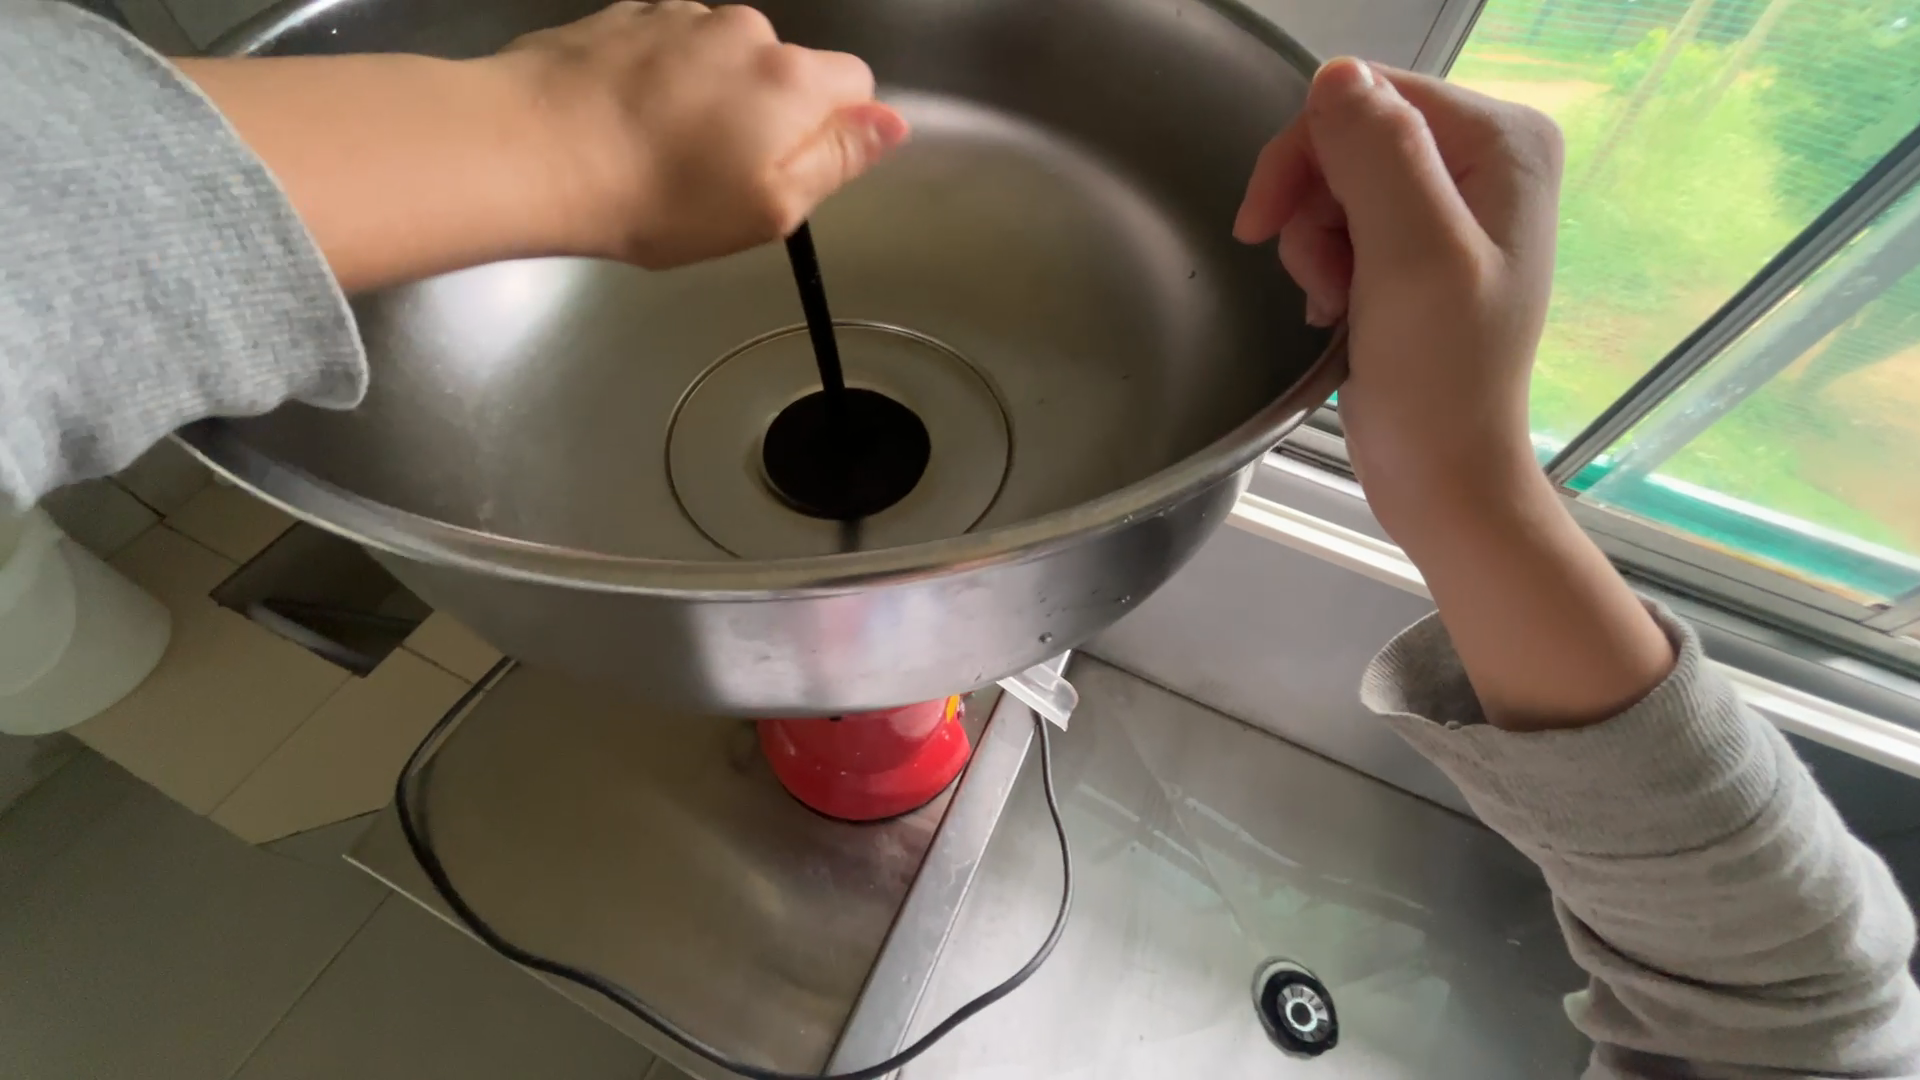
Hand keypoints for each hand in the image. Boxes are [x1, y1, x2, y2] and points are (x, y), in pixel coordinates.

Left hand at [178, 2, 906, 290]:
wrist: (537, 151)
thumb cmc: (667, 199)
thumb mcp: (775, 206)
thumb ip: (840, 159)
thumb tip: (892, 123)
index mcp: (791, 78)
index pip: (857, 83)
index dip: (840, 130)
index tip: (798, 169)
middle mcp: (745, 29)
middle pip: (792, 70)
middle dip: (778, 117)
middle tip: (732, 177)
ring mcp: (681, 13)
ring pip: (734, 59)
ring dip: (724, 100)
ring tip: (678, 154)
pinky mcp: (629, 15)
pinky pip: (679, 48)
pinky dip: (676, 81)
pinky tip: (642, 123)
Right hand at [1235, 59, 1671, 729]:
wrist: (1440, 470)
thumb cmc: (1437, 376)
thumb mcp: (1413, 260)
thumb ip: (1379, 159)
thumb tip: (1331, 75)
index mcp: (1501, 142)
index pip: (1371, 98)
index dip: (1303, 155)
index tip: (1261, 228)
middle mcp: (1480, 163)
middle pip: (1350, 140)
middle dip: (1310, 210)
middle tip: (1313, 279)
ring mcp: (1447, 212)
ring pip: (1335, 189)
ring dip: (1312, 246)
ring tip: (1330, 303)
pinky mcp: (1413, 256)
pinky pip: (1341, 229)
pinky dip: (1322, 267)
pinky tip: (1335, 309)